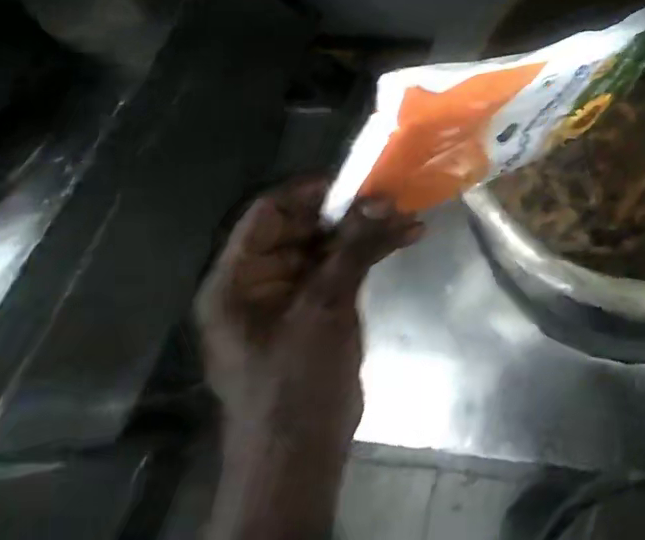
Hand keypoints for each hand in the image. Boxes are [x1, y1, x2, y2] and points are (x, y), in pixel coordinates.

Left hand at [194, 175, 421, 536]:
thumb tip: (381, 198)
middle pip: (301, 228)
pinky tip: (404, 240)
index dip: (309, 192)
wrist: (300, 462)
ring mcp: (286, 300)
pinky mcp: (313, 315)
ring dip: (365, 233)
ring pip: (326, 248)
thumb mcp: (324, 310)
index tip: (355, 181)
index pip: (267, 214)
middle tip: (391, 197)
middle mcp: (256, 283)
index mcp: (235, 280)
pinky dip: (367, 256)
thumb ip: (352, 249)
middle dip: (348, 212)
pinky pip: (338, 271)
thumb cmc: (295, 383)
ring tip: (409, 217)